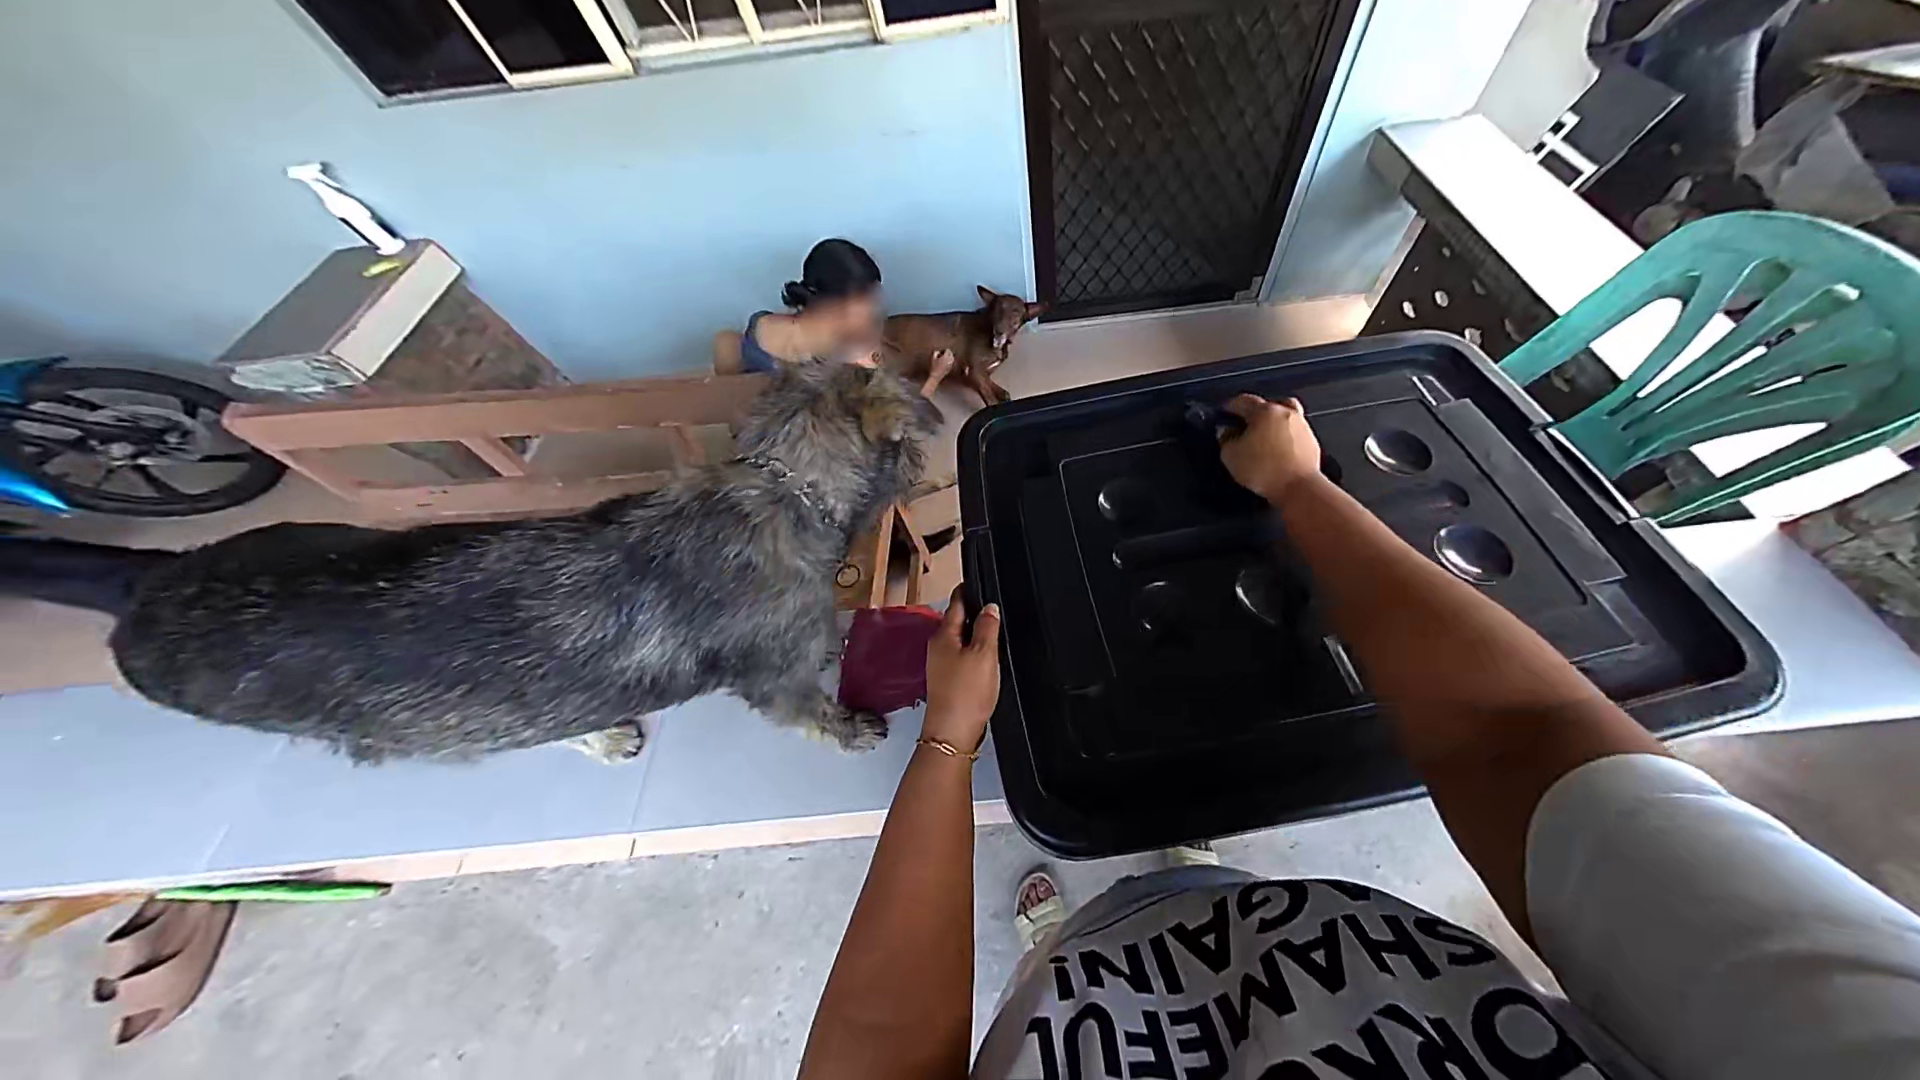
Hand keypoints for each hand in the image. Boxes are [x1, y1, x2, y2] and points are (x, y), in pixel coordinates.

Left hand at [923, 585, 1000, 752]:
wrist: (953, 732)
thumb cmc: (966, 692)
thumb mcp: (984, 654)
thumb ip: (988, 628)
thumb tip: (990, 607)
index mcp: (943, 635)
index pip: (956, 603)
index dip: (967, 591)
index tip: (975, 580)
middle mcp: (938, 647)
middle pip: (957, 621)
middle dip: (973, 612)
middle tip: (993, 603)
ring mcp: (941, 665)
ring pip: (960, 640)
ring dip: (975, 633)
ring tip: (995, 628)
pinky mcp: (948, 681)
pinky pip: (962, 657)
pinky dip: (974, 652)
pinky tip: (987, 657)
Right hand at [928, 348, 955, 381]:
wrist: (936, 376)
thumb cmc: (933, 367)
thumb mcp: (933, 358)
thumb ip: (935, 353)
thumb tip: (938, 351)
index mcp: (945, 357)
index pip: (948, 350)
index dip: (944, 350)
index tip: (940, 352)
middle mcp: (949, 360)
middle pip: (951, 354)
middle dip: (948, 353)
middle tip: (943, 355)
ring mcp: (950, 364)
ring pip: (952, 358)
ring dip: (949, 357)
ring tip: (944, 359)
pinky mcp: (950, 368)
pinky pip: (951, 363)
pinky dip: (949, 361)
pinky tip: (945, 363)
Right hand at [1219, 394, 1321, 504]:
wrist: (1298, 488)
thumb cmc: (1267, 470)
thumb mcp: (1231, 456)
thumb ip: (1225, 440)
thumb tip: (1226, 434)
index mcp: (1264, 411)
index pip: (1242, 400)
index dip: (1229, 406)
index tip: (1224, 412)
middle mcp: (1286, 413)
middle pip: (1267, 404)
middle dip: (1253, 413)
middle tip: (1243, 426)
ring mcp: (1301, 426)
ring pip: (1282, 418)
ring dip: (1270, 425)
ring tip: (1259, 441)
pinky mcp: (1311, 442)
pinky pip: (1292, 434)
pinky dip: (1282, 439)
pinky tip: (1273, 453)